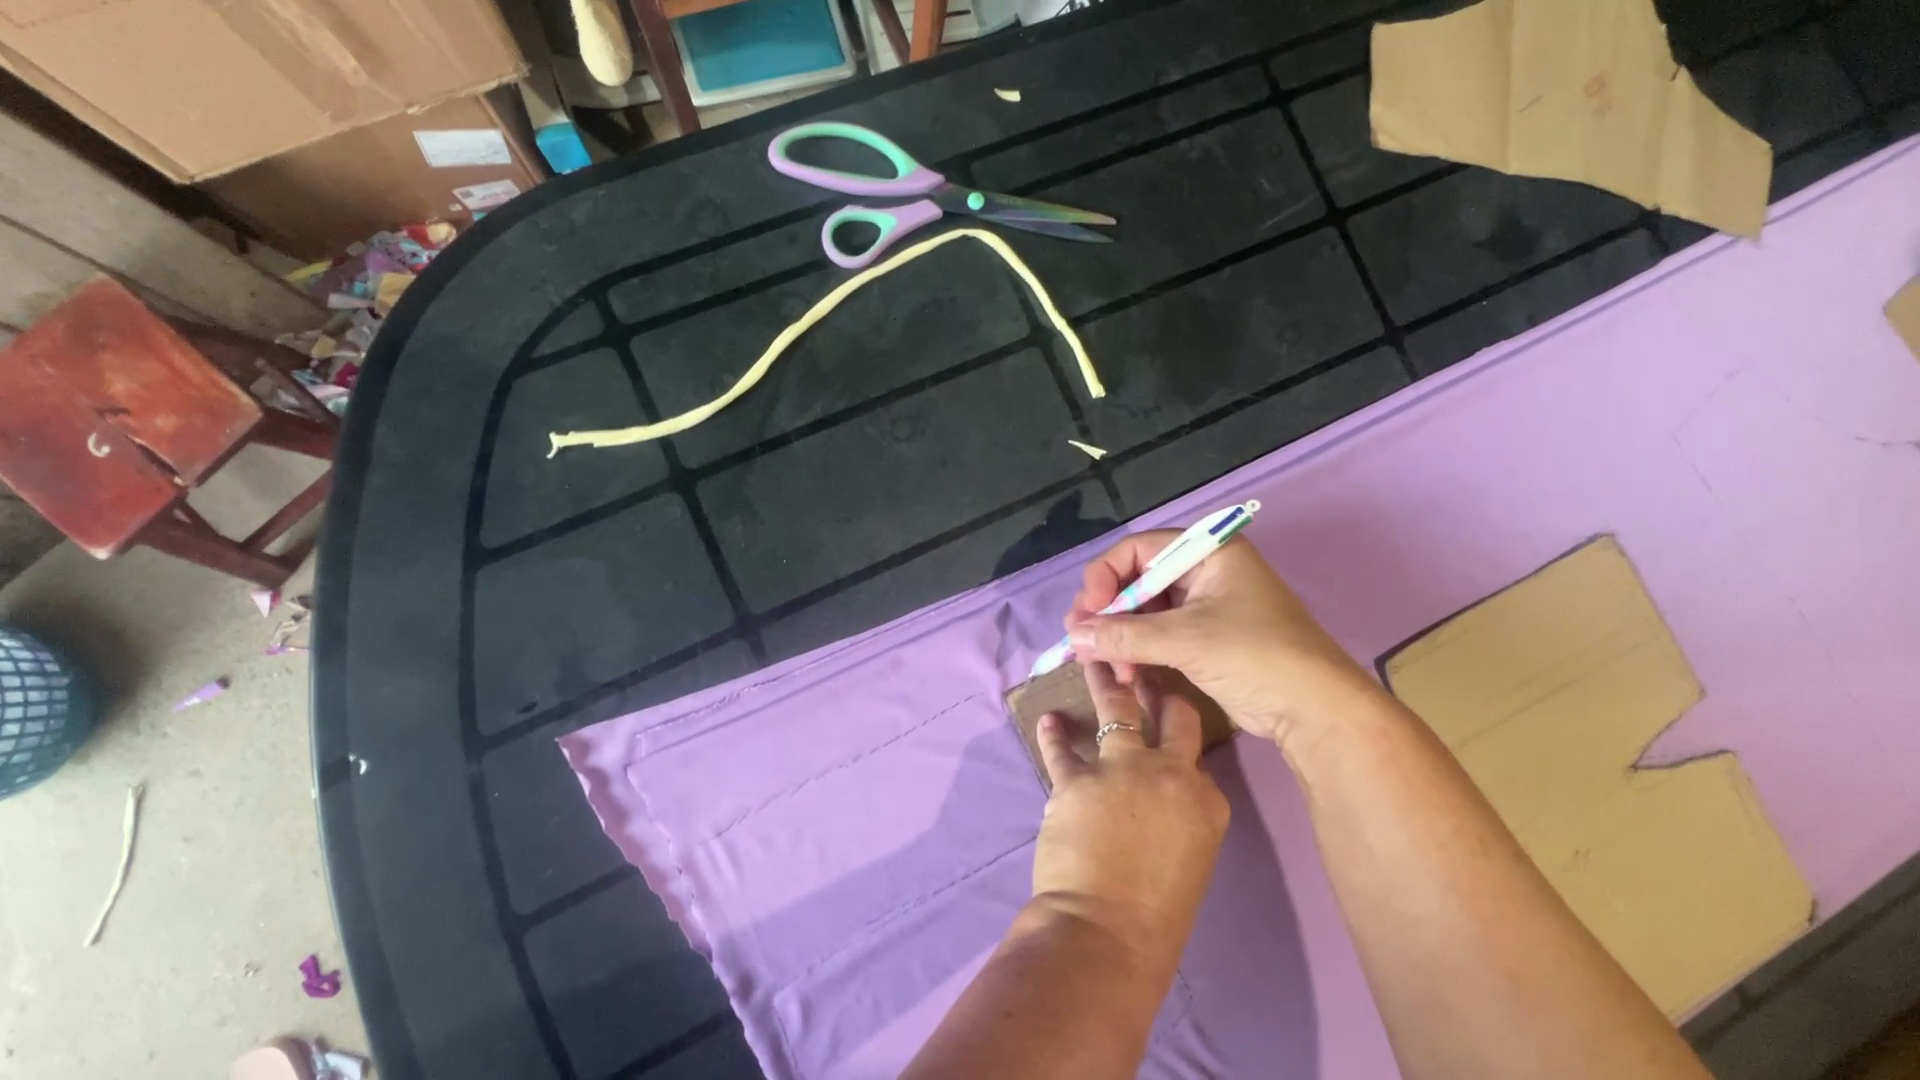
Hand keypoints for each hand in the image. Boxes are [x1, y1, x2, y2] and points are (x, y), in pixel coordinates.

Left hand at [1029, 662, 1228, 975]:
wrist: (1109, 931)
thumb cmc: (1157, 913)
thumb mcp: (1191, 857)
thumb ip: (1180, 817)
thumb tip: (1157, 801)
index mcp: (1207, 799)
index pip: (1195, 753)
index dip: (1179, 735)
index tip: (1170, 712)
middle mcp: (1170, 773)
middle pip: (1170, 716)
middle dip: (1155, 686)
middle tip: (1141, 664)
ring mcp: (1121, 770)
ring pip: (1116, 711)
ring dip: (1104, 683)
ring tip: (1092, 661)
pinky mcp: (1076, 778)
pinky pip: (1061, 747)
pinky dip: (1053, 733)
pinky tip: (1048, 719)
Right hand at [1064, 532, 1383, 746]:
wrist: (1314, 708)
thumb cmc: (1255, 656)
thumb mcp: (1186, 640)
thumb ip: (1124, 635)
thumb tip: (1073, 635)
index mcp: (1209, 552)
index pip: (1139, 549)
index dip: (1106, 576)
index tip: (1087, 611)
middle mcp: (1206, 572)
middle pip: (1139, 580)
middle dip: (1109, 611)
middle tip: (1082, 640)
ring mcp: (1206, 607)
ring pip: (1146, 611)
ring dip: (1120, 636)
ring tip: (1103, 665)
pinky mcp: (1206, 639)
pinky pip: (1159, 635)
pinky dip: (1138, 651)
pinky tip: (1123, 673)